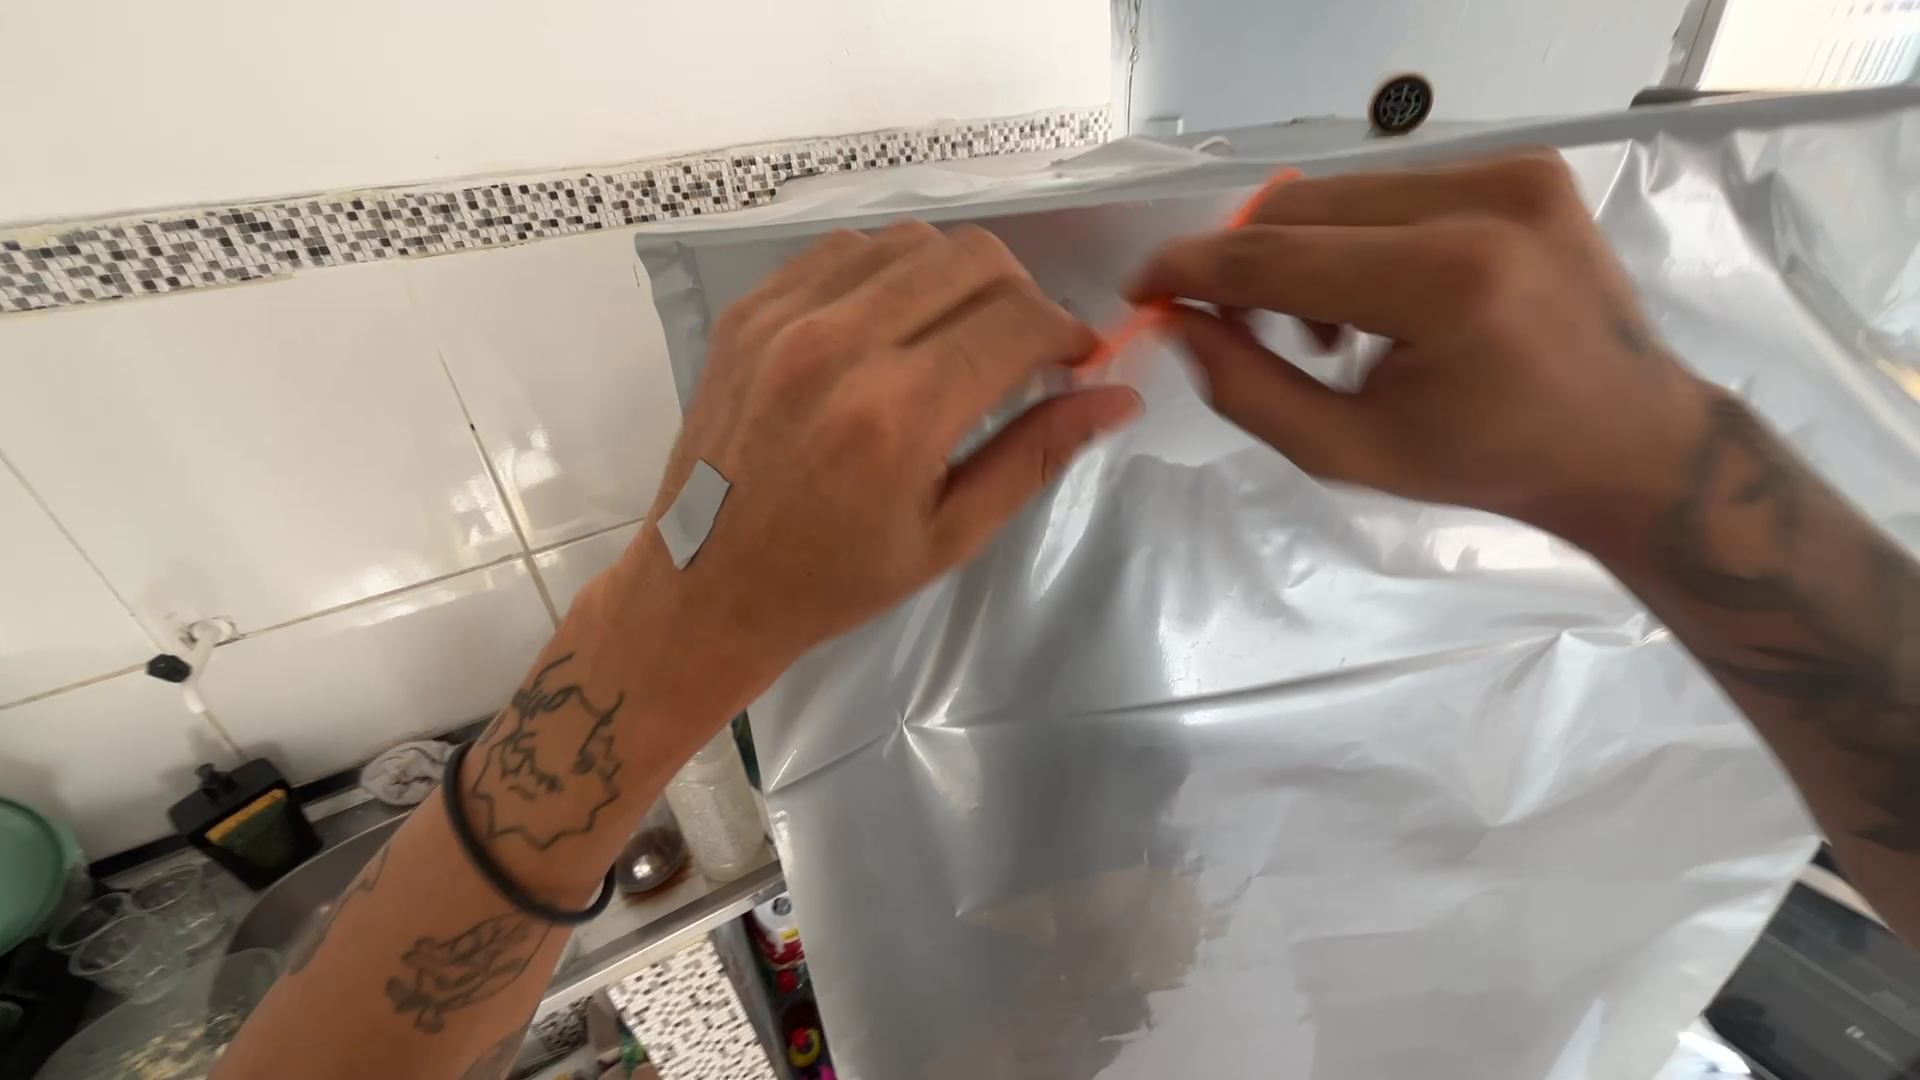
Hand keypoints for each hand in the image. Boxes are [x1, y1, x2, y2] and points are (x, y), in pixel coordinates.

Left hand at [631, 222, 1140, 688]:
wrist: (708, 585)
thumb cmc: (836, 579)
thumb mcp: (949, 535)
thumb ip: (1035, 455)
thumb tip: (1117, 398)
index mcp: (898, 413)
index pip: (1018, 322)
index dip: (1068, 332)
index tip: (1076, 358)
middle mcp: (839, 345)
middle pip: (973, 259)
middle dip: (1023, 295)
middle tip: (1023, 347)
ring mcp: (784, 318)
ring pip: (911, 242)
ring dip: (958, 278)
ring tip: (959, 336)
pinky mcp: (749, 312)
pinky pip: (844, 252)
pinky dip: (890, 274)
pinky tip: (893, 325)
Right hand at [1127, 150, 1716, 548]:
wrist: (1622, 438)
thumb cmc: (1480, 462)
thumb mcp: (1341, 451)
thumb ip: (1244, 388)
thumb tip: (1181, 324)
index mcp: (1443, 284)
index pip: (1272, 257)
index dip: (1188, 269)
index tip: (1141, 288)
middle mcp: (1482, 201)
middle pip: (1294, 208)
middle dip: (1240, 269)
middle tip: (1236, 332)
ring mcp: (1510, 172)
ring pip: (1332, 194)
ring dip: (1294, 258)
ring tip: (1323, 334)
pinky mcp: (1521, 167)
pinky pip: (1381, 192)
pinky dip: (1345, 242)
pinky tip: (1368, 302)